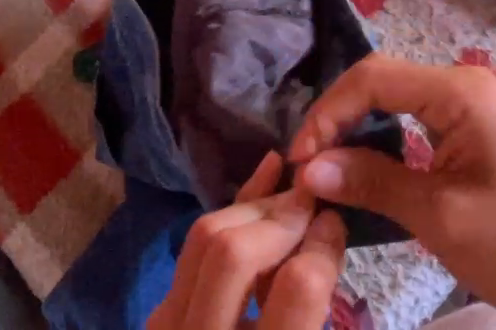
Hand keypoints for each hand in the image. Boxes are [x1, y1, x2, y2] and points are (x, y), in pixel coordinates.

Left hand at [148, 152, 346, 329]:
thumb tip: (327, 226)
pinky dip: (232, 212)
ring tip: (290, 194)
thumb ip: (314, 299)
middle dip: (279, 214)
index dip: (322, 244)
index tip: (336, 222)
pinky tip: (263, 179)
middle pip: (235, 250)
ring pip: (205, 235)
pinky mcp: (159, 310)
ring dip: (254, 206)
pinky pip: (192, 246)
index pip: (298, 286)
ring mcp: (169, 324)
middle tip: (313, 200)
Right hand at [288, 55, 495, 329]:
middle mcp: (464, 83)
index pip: (373, 78)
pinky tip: (361, 167)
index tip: (298, 160)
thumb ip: (372, 182)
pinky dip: (381, 138)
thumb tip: (307, 167)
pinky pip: (412, 118)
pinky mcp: (470, 127)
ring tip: (324, 168)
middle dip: (337, 117)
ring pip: (393, 98)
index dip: (328, 113)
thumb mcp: (440, 218)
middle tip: (306, 166)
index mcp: (461, 92)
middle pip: (380, 81)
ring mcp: (469, 103)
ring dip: (356, 127)